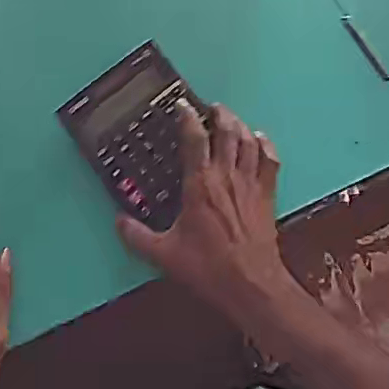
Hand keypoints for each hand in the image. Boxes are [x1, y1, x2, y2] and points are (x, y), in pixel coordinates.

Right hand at [115, 102, 300, 327]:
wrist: (251, 283)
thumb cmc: (208, 267)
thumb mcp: (164, 255)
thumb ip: (138, 237)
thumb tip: (118, 222)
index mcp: (200, 184)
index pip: (194, 139)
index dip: (188, 117)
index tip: (182, 104)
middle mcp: (226, 175)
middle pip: (226, 131)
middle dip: (219, 114)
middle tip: (212, 107)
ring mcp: (250, 182)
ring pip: (248, 141)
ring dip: (240, 125)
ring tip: (231, 118)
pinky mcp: (267, 193)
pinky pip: (270, 160)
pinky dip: (265, 145)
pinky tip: (260, 139)